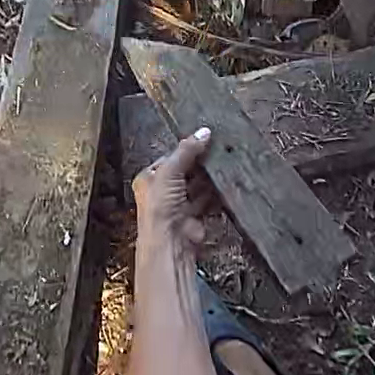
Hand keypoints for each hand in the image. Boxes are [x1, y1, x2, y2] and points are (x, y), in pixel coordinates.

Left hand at [133, 127, 213, 260]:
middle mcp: (162, 193)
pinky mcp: (194, 217)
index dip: (186, 150)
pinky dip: (217, 196)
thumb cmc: (159, 208)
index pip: (169, 158)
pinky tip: (226, 186)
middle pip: (185, 172)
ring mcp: (178, 206)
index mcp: (149, 179)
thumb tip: (203, 132)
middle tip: (218, 151)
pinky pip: (208, 202)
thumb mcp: (170, 171)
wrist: (170, 242)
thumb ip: (187, 151)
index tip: (204, 140)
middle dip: (200, 165)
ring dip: (210, 180)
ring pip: (197, 187)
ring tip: (225, 165)